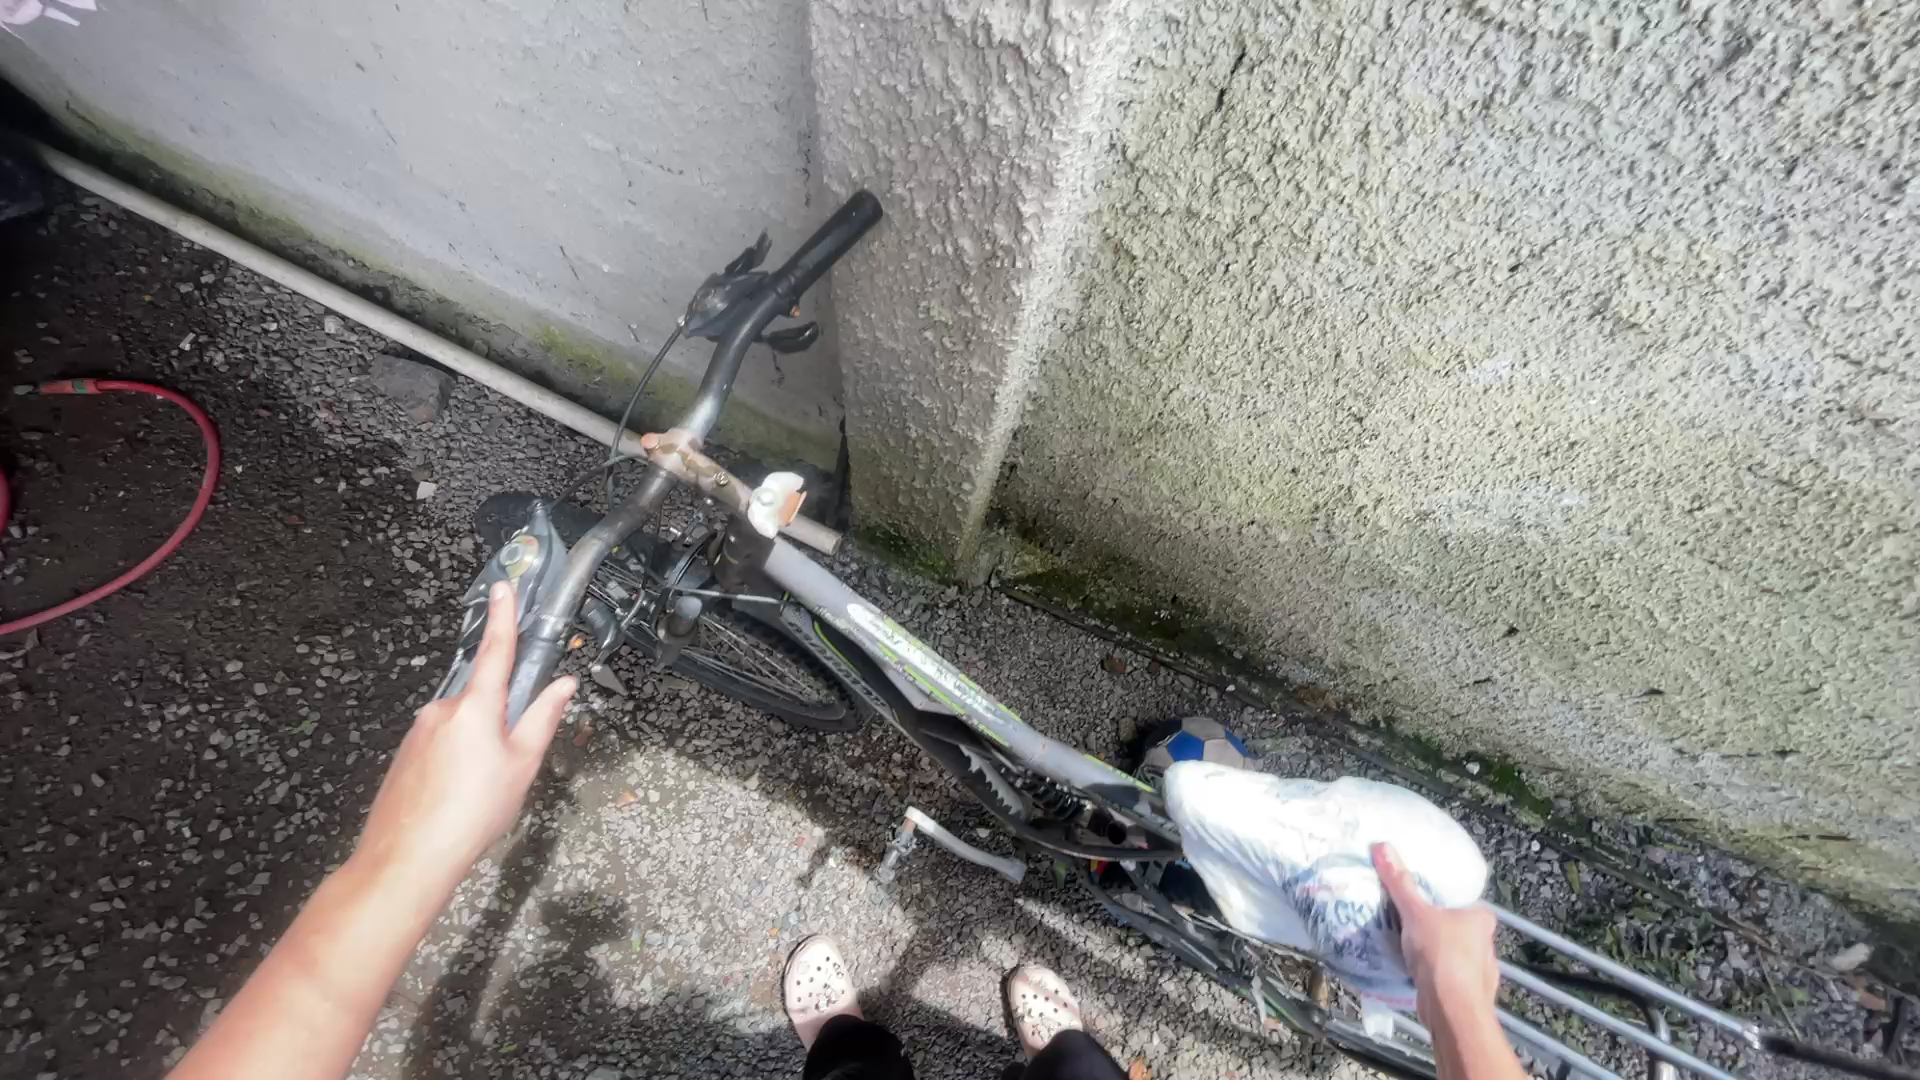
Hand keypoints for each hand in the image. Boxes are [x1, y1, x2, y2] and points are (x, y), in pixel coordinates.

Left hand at [354, 581, 576, 893]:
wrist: (404, 860)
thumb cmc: (474, 810)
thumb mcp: (523, 764)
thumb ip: (543, 718)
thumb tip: (563, 683)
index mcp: (475, 707)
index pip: (496, 650)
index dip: (503, 616)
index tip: (503, 586)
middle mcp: (441, 710)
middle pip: (483, 696)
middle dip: (502, 716)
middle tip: (511, 758)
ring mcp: (418, 732)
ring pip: (463, 722)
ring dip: (480, 741)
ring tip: (485, 787)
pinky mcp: (404, 755)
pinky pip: (442, 741)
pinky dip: (459, 756)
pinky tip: (461, 792)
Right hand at [1372, 842, 1500, 1014]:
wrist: (1452, 1010)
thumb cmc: (1441, 955)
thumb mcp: (1415, 912)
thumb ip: (1399, 882)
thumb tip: (1382, 846)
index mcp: (1480, 919)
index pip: (1463, 899)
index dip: (1443, 895)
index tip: (1421, 892)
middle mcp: (1485, 943)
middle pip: (1456, 923)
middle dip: (1435, 920)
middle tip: (1406, 911)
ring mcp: (1480, 970)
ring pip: (1452, 949)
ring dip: (1433, 945)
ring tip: (1405, 937)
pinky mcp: (1468, 990)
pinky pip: (1447, 970)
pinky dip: (1433, 966)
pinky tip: (1414, 964)